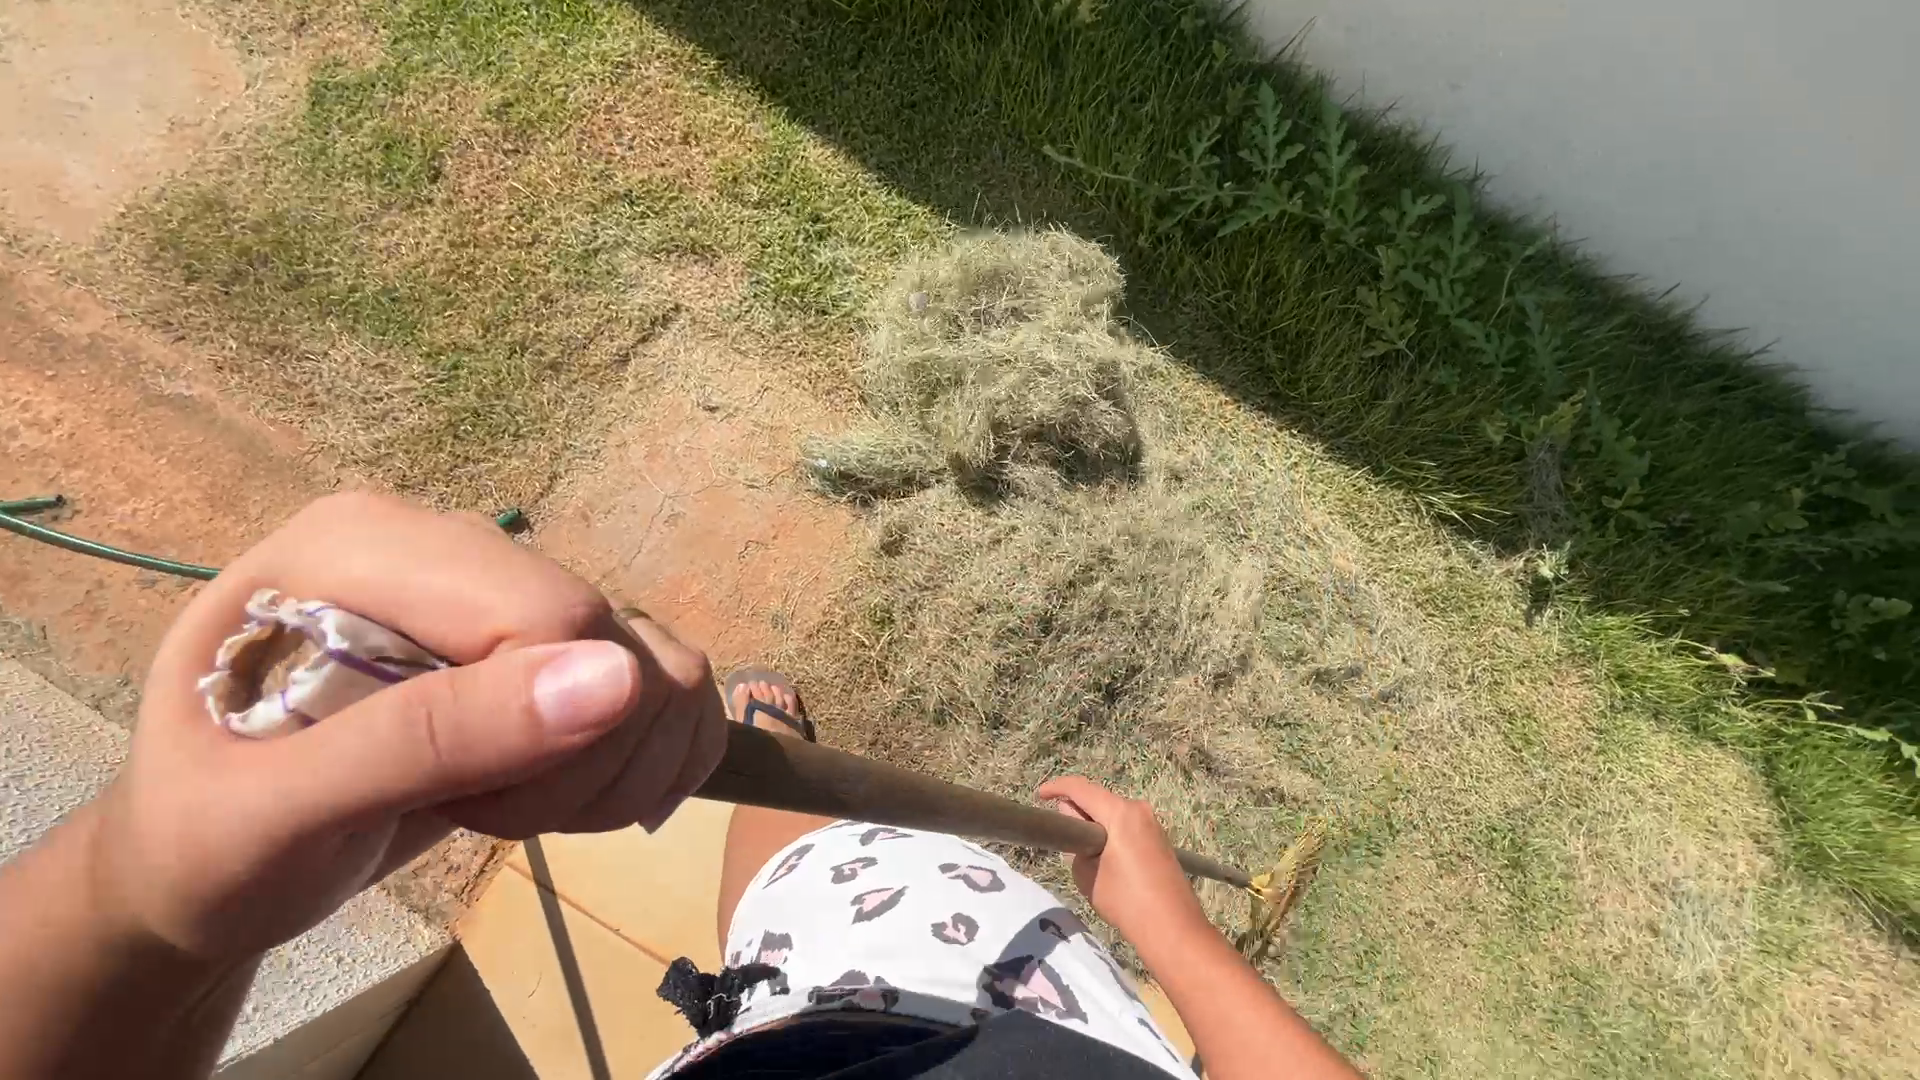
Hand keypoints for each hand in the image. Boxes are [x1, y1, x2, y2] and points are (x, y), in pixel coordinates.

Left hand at [83, 492, 727, 961]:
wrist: (222, 862)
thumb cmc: (212, 844)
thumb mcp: (273, 813)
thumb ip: (432, 736)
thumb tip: (620, 680)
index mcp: (376, 544)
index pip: (555, 613)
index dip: (540, 729)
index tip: (463, 801)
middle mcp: (472, 546)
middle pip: (622, 644)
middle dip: (576, 764)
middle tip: (483, 810)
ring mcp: (537, 589)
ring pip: (672, 671)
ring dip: (622, 773)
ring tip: (522, 803)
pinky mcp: (582, 639)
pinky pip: (686, 688)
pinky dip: (662, 763)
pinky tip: (587, 791)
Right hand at [1036, 776, 1209, 937]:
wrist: (1174, 929)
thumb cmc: (1126, 901)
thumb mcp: (1087, 872)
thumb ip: (1075, 841)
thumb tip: (1077, 825)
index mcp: (1120, 812)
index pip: (1081, 788)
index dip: (1056, 788)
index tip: (1039, 796)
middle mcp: (1138, 810)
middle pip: (1098, 798)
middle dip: (1076, 807)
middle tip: (1060, 827)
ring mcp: (1152, 823)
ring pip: (1113, 811)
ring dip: (1094, 821)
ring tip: (1080, 846)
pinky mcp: (1159, 839)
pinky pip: (1126, 824)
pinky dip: (1110, 830)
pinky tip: (1103, 854)